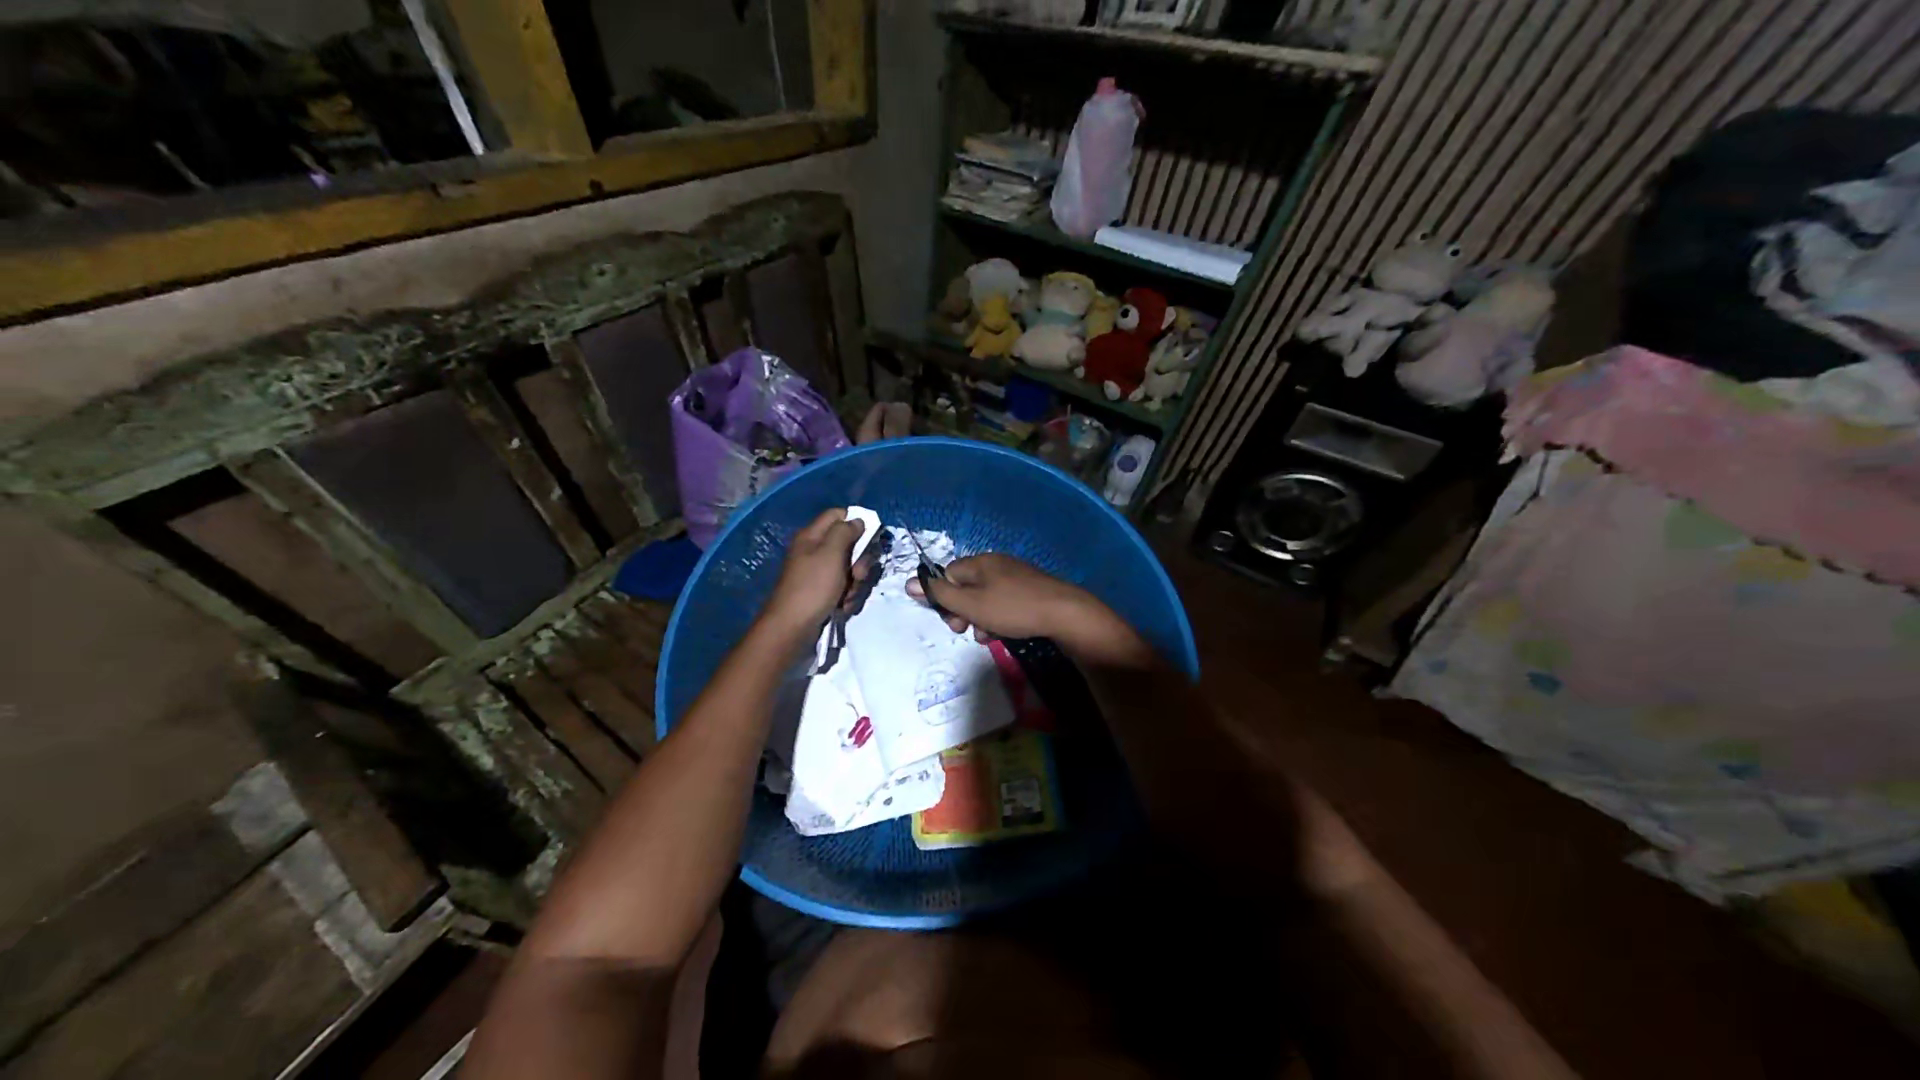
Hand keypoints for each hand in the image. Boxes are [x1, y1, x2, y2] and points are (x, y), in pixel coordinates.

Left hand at [764, 508, 868, 632]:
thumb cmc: (813, 586)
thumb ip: (845, 531)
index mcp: (812, 536)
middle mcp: (814, 551)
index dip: (856, 522)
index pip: (838, 515)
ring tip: (846, 596)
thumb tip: (857, 520)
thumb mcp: (831, 553)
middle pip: (848, 544)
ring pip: (850, 569)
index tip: (871, 537)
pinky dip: (847, 597)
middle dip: (859, 560)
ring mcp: (818, 573)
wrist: (792, 627)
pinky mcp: (822, 592)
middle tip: (858, 574)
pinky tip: (842, 607)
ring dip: (855, 583)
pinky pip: (844, 587)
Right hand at [907, 554, 1150, 665]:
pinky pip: (1003, 603)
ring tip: (988, 636)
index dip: (942, 597)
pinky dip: (998, 618)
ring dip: (980, 619)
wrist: (1064, 613)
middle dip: (961, 611)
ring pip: (984, 599)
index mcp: (979, 562)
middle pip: (965, 587)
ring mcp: (1015, 576)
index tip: (949, 618)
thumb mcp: (970, 604)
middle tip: (964, 630)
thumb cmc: (1013, 608)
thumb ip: (940, 594)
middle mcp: (995, 564)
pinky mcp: (1029, 590)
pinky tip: (1004, 633)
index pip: (947, 574)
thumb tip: (909, 581)